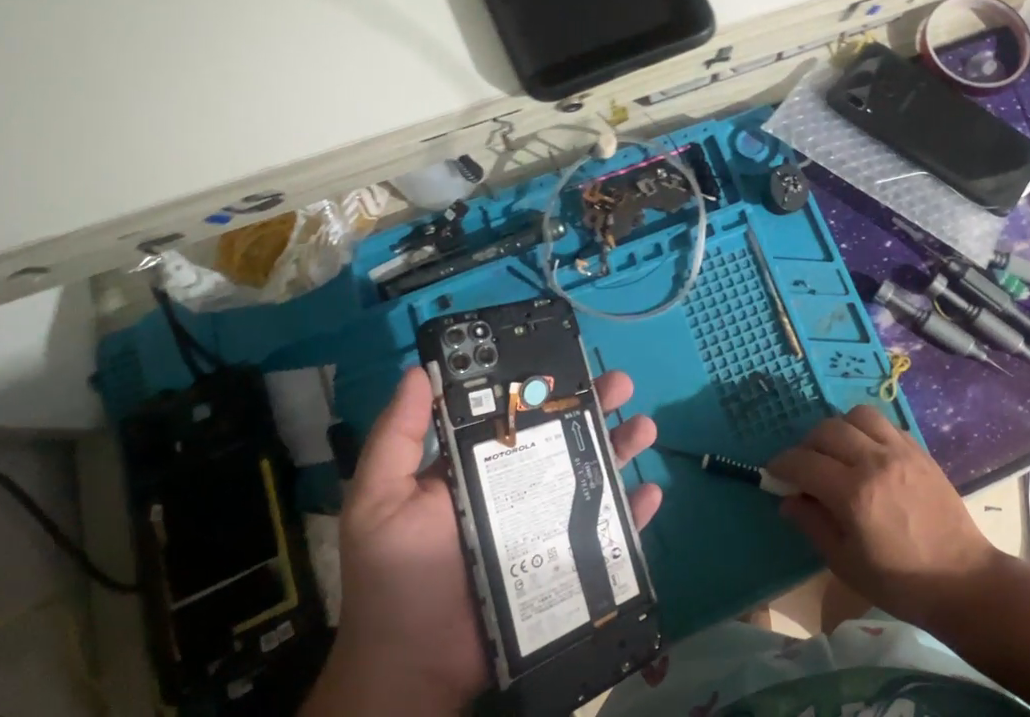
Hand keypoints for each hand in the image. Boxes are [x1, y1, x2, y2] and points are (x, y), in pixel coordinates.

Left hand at [304, 367, 661, 716]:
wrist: (416, 668)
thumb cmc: (396, 579)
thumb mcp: (380, 502)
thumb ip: (397, 439)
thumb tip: (416, 372)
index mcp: (474, 466)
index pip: (515, 414)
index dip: (542, 384)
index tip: (567, 360)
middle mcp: (514, 487)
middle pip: (563, 436)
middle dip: (595, 405)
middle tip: (622, 385)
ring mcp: (545, 525)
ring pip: (591, 474)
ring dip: (621, 445)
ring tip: (642, 428)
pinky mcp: (567, 561)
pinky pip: (608, 531)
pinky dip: (633, 511)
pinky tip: (648, 491)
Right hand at [767, 405, 1004, 629]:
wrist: (960, 579)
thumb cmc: (898, 581)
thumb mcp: (844, 563)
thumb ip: (812, 525)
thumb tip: (788, 500)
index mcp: (853, 494)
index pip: (804, 461)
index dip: (782, 464)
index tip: (775, 473)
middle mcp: (875, 461)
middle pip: (827, 430)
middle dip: (806, 445)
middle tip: (803, 467)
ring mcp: (901, 451)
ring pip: (857, 416)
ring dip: (838, 429)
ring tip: (836, 453)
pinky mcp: (920, 450)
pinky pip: (885, 424)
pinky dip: (866, 431)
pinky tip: (866, 454)